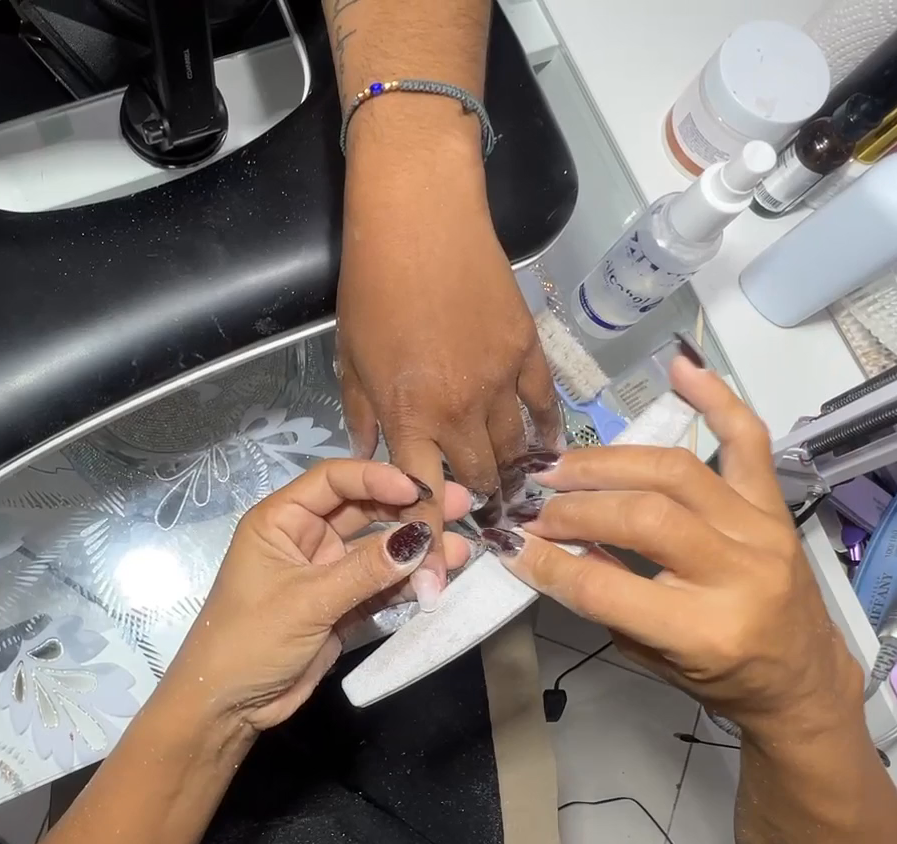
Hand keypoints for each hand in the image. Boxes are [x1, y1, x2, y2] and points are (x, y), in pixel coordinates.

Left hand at [162, 460, 472, 730]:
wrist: (229, 706)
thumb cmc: (250, 640)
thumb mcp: (307, 601)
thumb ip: (365, 570)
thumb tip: (420, 538)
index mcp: (281, 520)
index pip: (333, 480)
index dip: (377, 477)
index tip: (419, 488)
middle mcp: (305, 537)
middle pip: (364, 509)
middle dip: (410, 511)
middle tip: (460, 508)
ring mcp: (326, 571)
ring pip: (379, 548)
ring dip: (417, 550)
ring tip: (458, 553)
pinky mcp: (342, 604)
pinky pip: (381, 584)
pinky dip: (409, 583)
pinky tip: (441, 580)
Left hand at [335, 103, 560, 608]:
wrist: (420, 217)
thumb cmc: (371, 289)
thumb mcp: (351, 362)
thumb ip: (365, 421)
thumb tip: (373, 463)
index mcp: (409, 417)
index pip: (422, 497)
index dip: (429, 540)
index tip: (436, 572)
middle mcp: (460, 411)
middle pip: (476, 481)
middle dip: (474, 507)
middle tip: (477, 522)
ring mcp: (501, 382)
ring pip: (513, 452)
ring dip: (509, 479)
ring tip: (511, 498)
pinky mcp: (529, 352)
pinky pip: (544, 407)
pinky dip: (545, 435)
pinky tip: (545, 454)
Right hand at [482, 359, 861, 743]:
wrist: (801, 677)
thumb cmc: (719, 678)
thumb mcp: (648, 655)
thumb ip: (603, 597)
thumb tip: (548, 544)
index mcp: (705, 631)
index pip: (604, 585)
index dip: (547, 561)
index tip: (508, 543)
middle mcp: (738, 574)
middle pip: (641, 517)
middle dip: (574, 507)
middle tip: (533, 505)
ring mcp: (762, 530)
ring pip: (675, 472)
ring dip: (608, 463)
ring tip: (562, 465)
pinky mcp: (775, 506)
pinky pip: (748, 441)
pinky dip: (717, 400)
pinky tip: (680, 370)